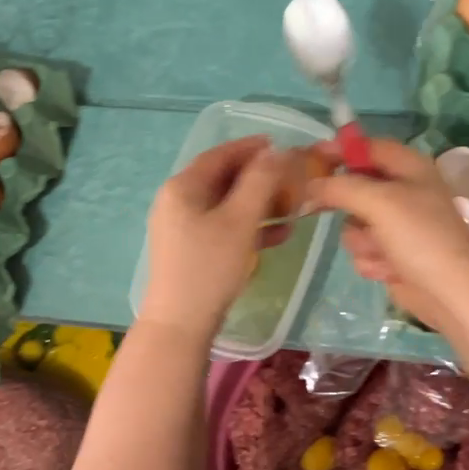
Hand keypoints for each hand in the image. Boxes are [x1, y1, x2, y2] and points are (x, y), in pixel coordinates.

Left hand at [139, 136, 285, 337]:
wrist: (180, 323)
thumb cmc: (209, 267)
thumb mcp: (239, 221)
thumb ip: (260, 182)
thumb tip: (276, 153)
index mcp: (182, 187)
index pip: (219, 155)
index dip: (250, 147)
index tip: (280, 145)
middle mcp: (177, 202)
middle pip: (222, 179)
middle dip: (259, 179)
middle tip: (291, 179)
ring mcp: (181, 228)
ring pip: (225, 206)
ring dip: (259, 205)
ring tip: (291, 209)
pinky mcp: (190, 251)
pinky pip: (223, 228)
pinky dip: (248, 227)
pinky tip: (276, 235)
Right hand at [309, 137, 468, 332]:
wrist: (449, 291)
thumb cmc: (420, 237)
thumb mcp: (380, 202)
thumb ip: (340, 187)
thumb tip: (310, 185)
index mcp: (410, 168)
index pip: (368, 148)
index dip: (339, 149)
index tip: (309, 158)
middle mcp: (403, 193)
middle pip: (356, 187)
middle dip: (344, 204)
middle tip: (316, 207)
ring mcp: (396, 227)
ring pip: (353, 225)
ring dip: (362, 240)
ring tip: (381, 250)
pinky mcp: (391, 255)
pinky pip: (363, 250)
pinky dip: (372, 260)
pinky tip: (389, 269)